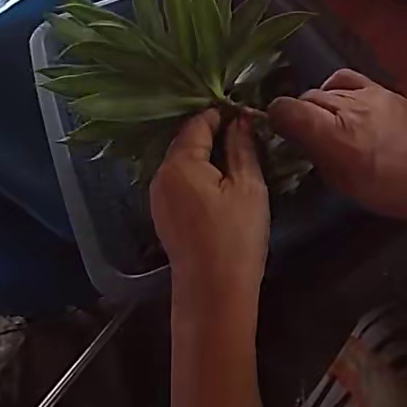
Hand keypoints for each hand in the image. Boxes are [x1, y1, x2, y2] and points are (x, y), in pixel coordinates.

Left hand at [150, 110, 268, 318]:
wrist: (213, 292)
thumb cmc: (236, 237)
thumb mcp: (248, 187)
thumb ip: (242, 147)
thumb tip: (240, 119)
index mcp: (179, 163)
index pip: (198, 122)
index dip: (223, 114)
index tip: (248, 114)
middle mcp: (160, 174)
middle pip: (186, 141)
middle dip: (214, 134)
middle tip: (247, 135)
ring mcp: (157, 196)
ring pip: (182, 162)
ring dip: (206, 155)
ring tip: (238, 159)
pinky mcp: (162, 214)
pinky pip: (179, 181)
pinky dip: (198, 175)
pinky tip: (220, 184)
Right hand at [268, 69, 406, 223]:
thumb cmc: (393, 191)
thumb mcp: (344, 184)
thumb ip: (316, 156)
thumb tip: (297, 139)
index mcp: (337, 136)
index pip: (287, 109)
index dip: (275, 118)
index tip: (277, 130)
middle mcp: (348, 107)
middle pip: (304, 98)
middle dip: (297, 113)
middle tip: (302, 134)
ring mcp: (367, 93)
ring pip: (323, 89)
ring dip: (317, 104)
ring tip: (324, 122)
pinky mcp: (382, 88)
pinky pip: (345, 79)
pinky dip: (335, 89)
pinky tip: (339, 104)